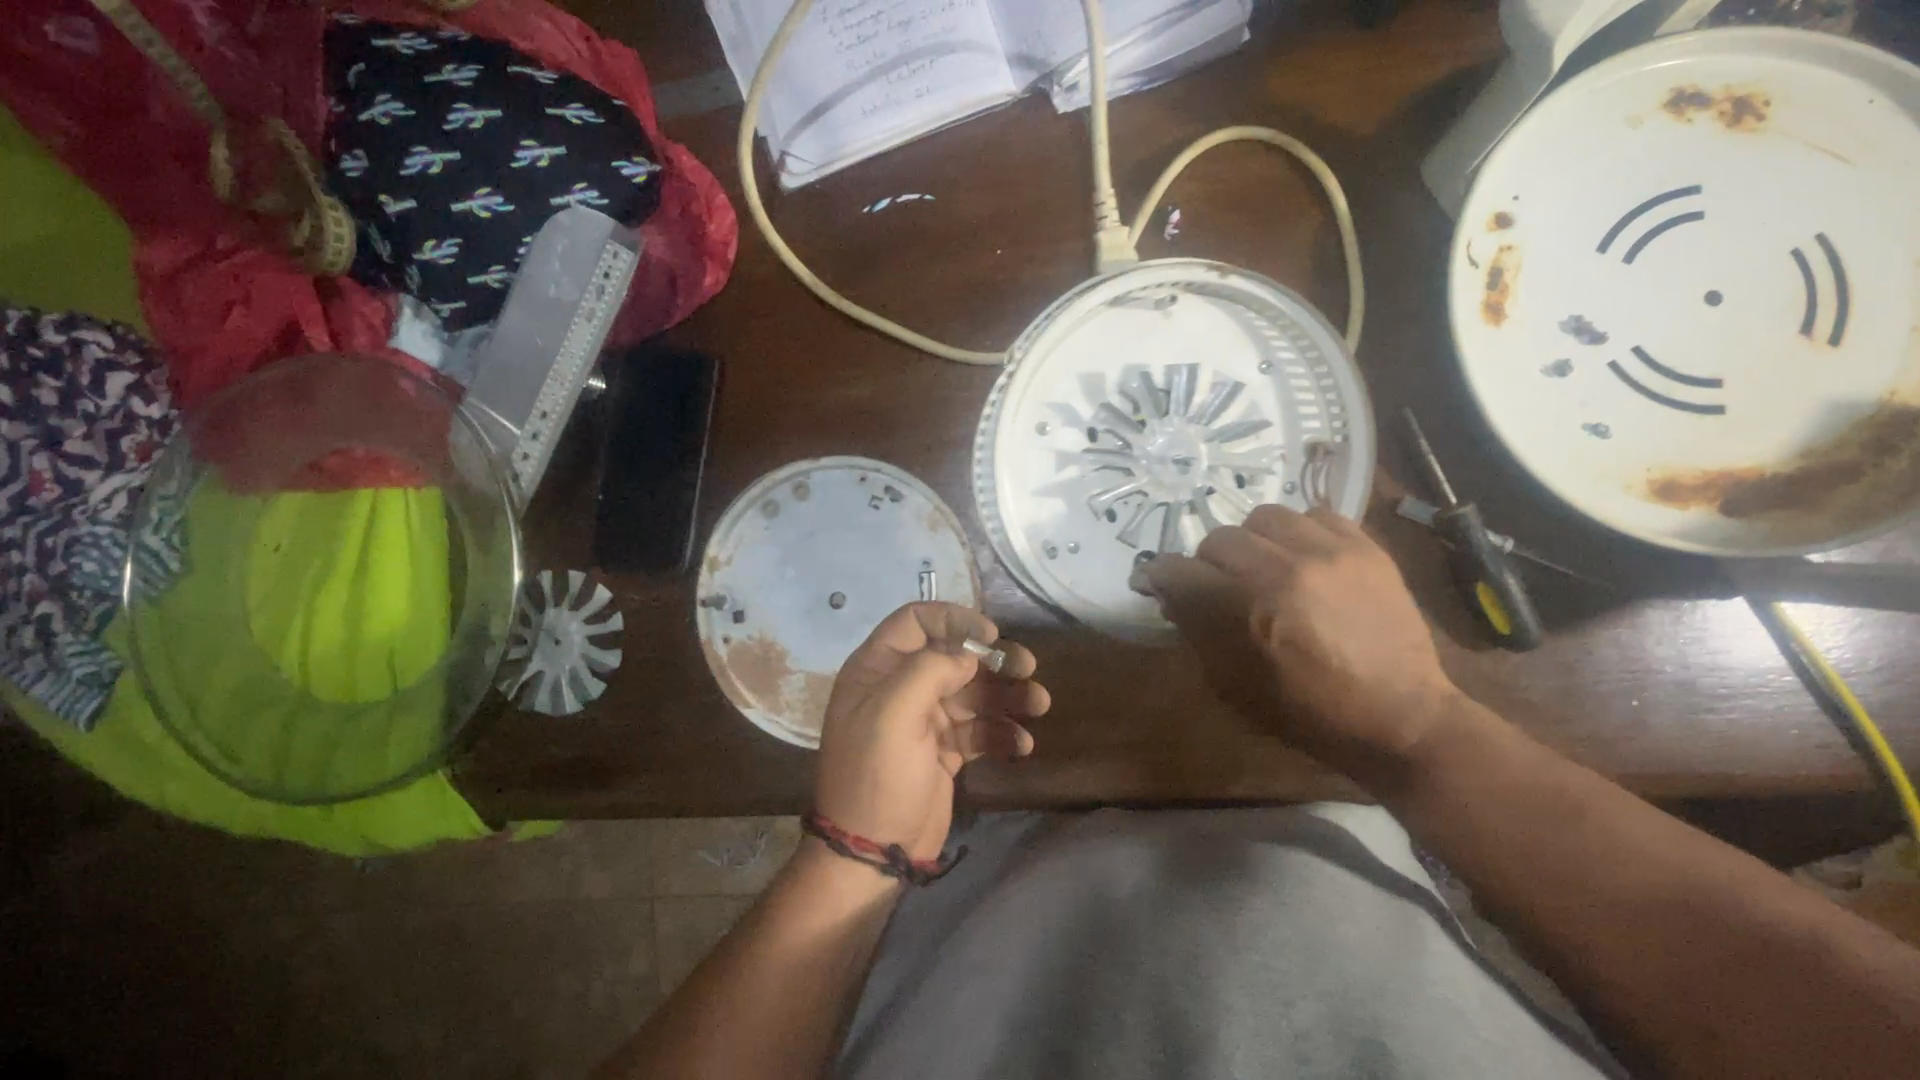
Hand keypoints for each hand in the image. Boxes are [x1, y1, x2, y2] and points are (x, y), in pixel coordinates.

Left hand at [815, 603, 1049, 861]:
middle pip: (954, 657)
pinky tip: (1021, 745)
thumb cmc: (877, 775)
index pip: (916, 622)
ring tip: (1038, 706)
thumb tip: (967, 654)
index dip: (954, 620)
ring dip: (1008, 697)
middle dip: (993, 661)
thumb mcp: (892, 714)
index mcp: (877, 669)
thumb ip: (929, 670)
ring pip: (973, 694)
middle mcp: (900, 688)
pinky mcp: (944, 752)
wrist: (873, 851)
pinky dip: (1002, 734)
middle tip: (1028, 668)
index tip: (990, 636)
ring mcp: (924, 722)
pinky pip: (979, 731)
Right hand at [1144, 505, 1461, 768]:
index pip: (1178, 570)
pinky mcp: (1365, 547)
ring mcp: (1329, 552)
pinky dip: (1299, 534)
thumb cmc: (1309, 714)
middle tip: (1220, 587)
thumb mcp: (1235, 687)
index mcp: (1247, 611)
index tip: (1158, 584)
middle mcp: (1283, 569)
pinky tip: (1304, 559)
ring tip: (1265, 566)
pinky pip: (1314, 515)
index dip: (1159, 576)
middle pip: (1218, 539)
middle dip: (1208, 564)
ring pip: (1264, 517)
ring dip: (1253, 541)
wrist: (1401, 717)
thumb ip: (1199, 635)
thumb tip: (1174, 597)